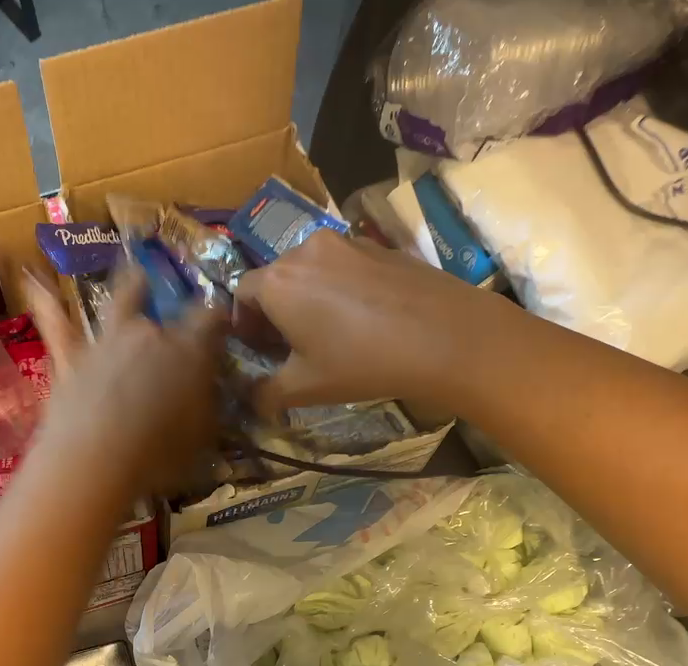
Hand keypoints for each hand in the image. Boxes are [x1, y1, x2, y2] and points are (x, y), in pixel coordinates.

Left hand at [24, 270, 225, 491]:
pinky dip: (45, 302)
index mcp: (190, 351)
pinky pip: (56, 325)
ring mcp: (107, 341)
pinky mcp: (71, 357)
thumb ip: (207, 403)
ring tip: (135, 274)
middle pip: (167, 314)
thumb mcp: (202, 436)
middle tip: (178, 323)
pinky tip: (33, 281)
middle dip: (176, 318)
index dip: (219, 320)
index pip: (212, 319)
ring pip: (121, 302)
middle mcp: (150, 335)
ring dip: (132, 287)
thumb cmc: (158, 458)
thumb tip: (209, 387)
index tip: (223, 325)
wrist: (93, 462)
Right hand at [232, 230, 521, 414]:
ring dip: (307, 296)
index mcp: (278, 282)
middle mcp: (305, 251)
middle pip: (276, 277)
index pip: (242, 293)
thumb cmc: (360, 362)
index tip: (257, 347)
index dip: (244, 321)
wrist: (445, 336)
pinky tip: (361, 317)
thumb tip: (250, 400)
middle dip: (274, 309)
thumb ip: (265, 394)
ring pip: (311, 269)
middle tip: (289, 343)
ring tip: (327, 330)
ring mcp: (346, 243)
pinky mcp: (379, 246)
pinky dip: (339, 287)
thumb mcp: (304, 388)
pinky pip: (343, 265)